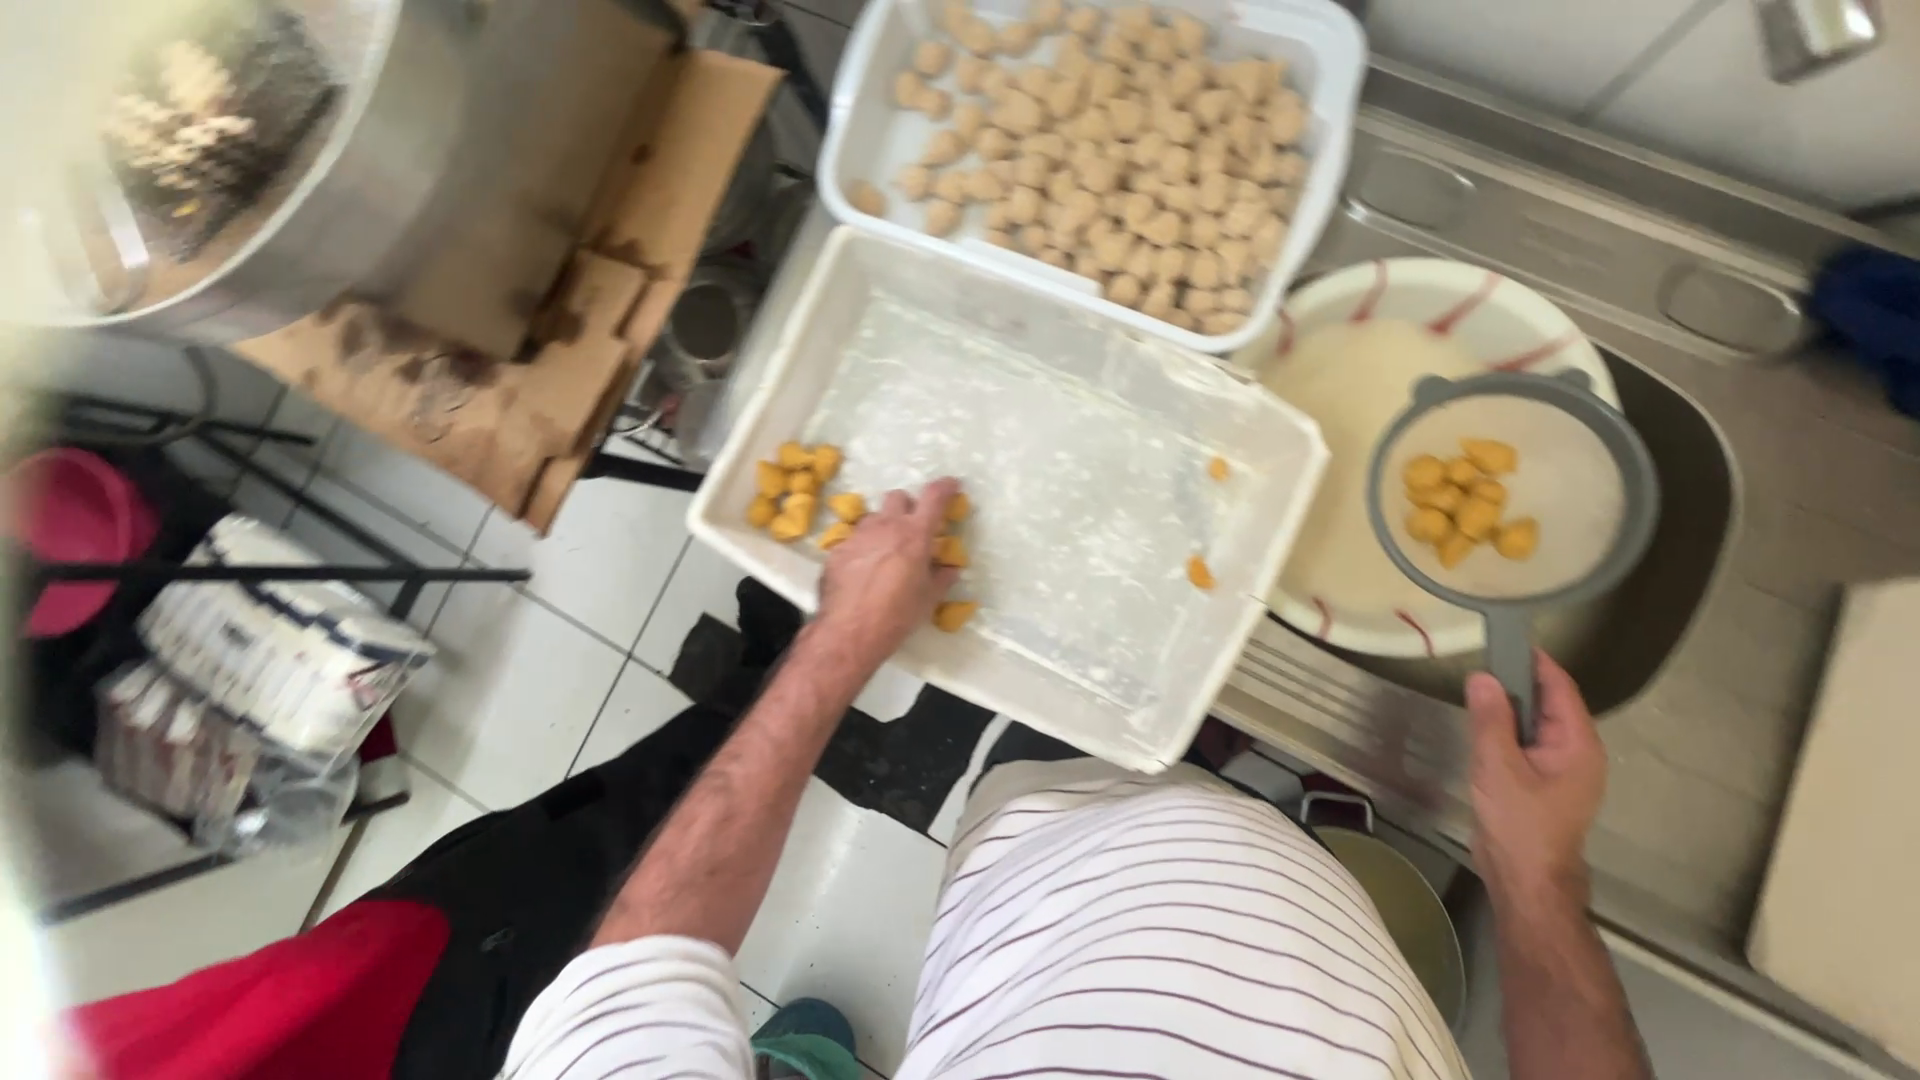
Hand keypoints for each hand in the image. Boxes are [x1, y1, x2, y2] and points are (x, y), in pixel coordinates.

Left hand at [814, 478, 961, 668]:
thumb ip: (941, 578)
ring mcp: (857, 536)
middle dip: (907, 507)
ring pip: (872, 518)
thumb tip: (950, 568)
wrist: (849, 631)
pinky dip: (862, 549)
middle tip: (911, 529)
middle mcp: (885, 526)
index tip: (951, 485)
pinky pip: (853, 540)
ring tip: (884, 554)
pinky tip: (861, 572)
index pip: (934, 497)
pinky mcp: (836, 550)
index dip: (945, 487)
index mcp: (914, 535)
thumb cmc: (897, 615)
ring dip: (882, 528)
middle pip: (897, 497)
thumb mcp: (928, 600)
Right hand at [1468, 650, 1605, 911]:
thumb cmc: (1520, 821)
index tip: (1506, 637)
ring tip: (1477, 684)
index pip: (1560, 688)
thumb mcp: (1498, 766)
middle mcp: (1576, 751)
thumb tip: (1484, 676)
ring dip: (1509, 704)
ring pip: (1535, 722)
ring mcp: (1560, 768)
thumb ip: (1491, 719)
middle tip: (1481, 657)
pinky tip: (1481, 722)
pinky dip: (1506, 726)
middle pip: (1549, 702)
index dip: (1535, 661)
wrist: (1526, 877)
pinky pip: (1526, 741)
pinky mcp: (1541, 781)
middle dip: (1518, 679)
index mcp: (1578, 744)